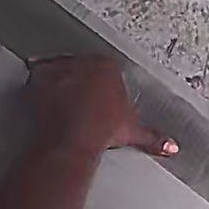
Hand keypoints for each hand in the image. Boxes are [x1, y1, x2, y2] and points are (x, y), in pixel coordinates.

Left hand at [27, 55, 177, 156]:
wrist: (73, 139)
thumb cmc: (102, 129)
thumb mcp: (133, 132)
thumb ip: (154, 137)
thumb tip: (170, 146)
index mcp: (109, 67)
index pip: (108, 70)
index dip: (105, 87)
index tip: (103, 100)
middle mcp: (85, 62)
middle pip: (84, 67)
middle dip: (83, 81)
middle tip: (83, 102)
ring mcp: (61, 68)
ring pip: (61, 68)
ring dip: (61, 80)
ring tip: (63, 100)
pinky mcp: (40, 76)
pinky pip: (38, 72)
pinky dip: (39, 82)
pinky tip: (44, 95)